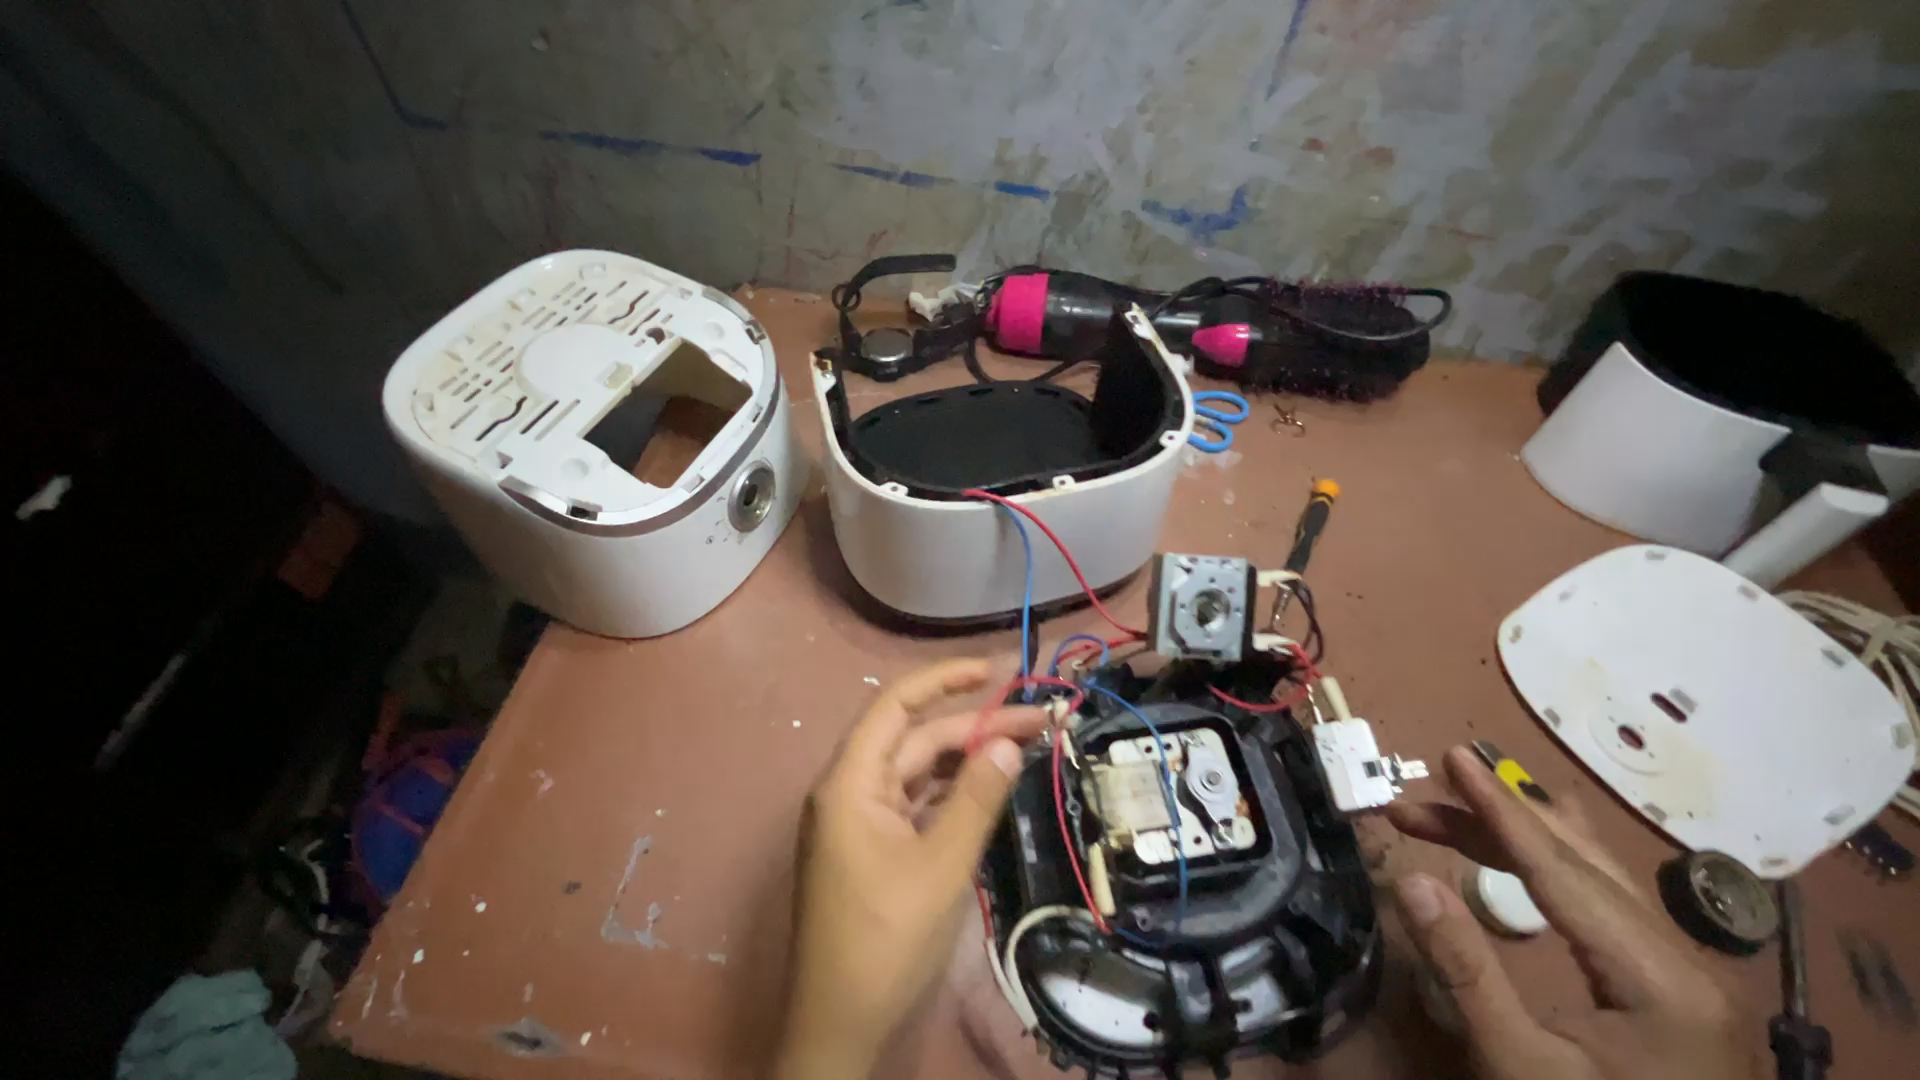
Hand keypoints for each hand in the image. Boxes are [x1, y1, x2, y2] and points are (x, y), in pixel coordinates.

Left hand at [775, 659, 1046, 1079]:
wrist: (841, 1026)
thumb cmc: (885, 939)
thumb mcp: (941, 866)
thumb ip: (976, 799)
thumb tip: (1007, 742)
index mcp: (850, 782)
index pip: (895, 706)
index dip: (943, 679)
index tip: (995, 669)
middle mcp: (851, 792)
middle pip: (916, 741)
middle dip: (975, 726)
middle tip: (1040, 720)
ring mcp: (861, 823)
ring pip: (919, 773)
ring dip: (967, 760)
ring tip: (1025, 747)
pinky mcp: (874, 851)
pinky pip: (916, 805)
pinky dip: (952, 794)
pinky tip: (990, 786)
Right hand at [1387, 746, 1758, 1079]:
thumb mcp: (1522, 1065)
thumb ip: (1466, 971)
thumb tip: (1409, 880)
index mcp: (1656, 976)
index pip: (1559, 868)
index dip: (1498, 808)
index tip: (1453, 757)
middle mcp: (1679, 957)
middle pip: (1576, 859)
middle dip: (1493, 818)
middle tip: (1420, 796)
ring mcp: (1680, 970)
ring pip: (1591, 874)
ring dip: (1516, 838)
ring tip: (1448, 816)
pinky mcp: (1668, 984)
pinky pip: (1601, 901)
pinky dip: (1545, 866)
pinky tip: (1516, 860)